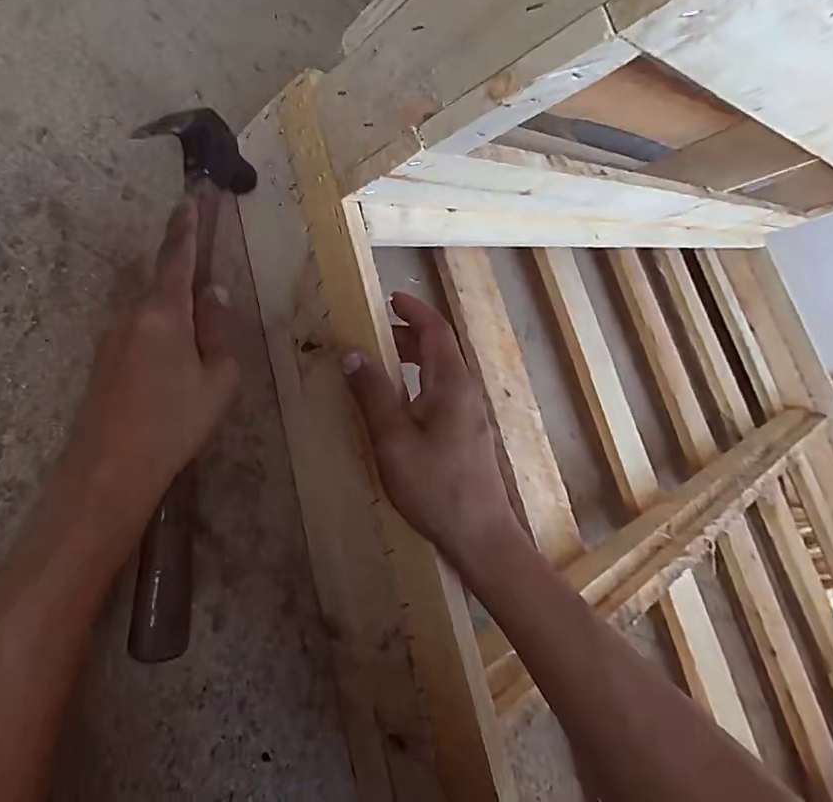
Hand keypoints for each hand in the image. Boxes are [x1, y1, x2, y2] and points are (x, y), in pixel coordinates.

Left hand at [66, 196, 240, 509]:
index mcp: (163, 312)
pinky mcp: (103, 361)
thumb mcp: (218, 378)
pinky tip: (172, 375)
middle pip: (165, 287)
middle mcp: (131, 315)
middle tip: (211, 306)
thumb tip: (214, 294)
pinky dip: (162, 338)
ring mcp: (112, 338)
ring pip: (153, 314)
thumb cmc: (174, 422)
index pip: (177, 257)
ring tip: (196, 361)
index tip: (190, 198)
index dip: (186, 226)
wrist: (109, 469)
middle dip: (188, 286)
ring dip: (176, 321)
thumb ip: (218, 330)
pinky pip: (141, 334)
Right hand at [341, 293, 521, 565]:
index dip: (414, 310)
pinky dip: (421, 379)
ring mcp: (471, 413)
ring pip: (442, 370)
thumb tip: (353, 352)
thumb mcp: (393, 439)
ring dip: (415, 357)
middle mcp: (466, 390)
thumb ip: (373, 393)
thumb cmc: (434, 485)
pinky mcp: (469, 432)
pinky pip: (444, 390)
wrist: (480, 535)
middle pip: (440, 347)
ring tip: (383, 361)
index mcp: (451, 383)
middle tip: (376, 331)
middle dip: (409, 332)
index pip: (435, 330)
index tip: (391, 297)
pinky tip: (402, 401)